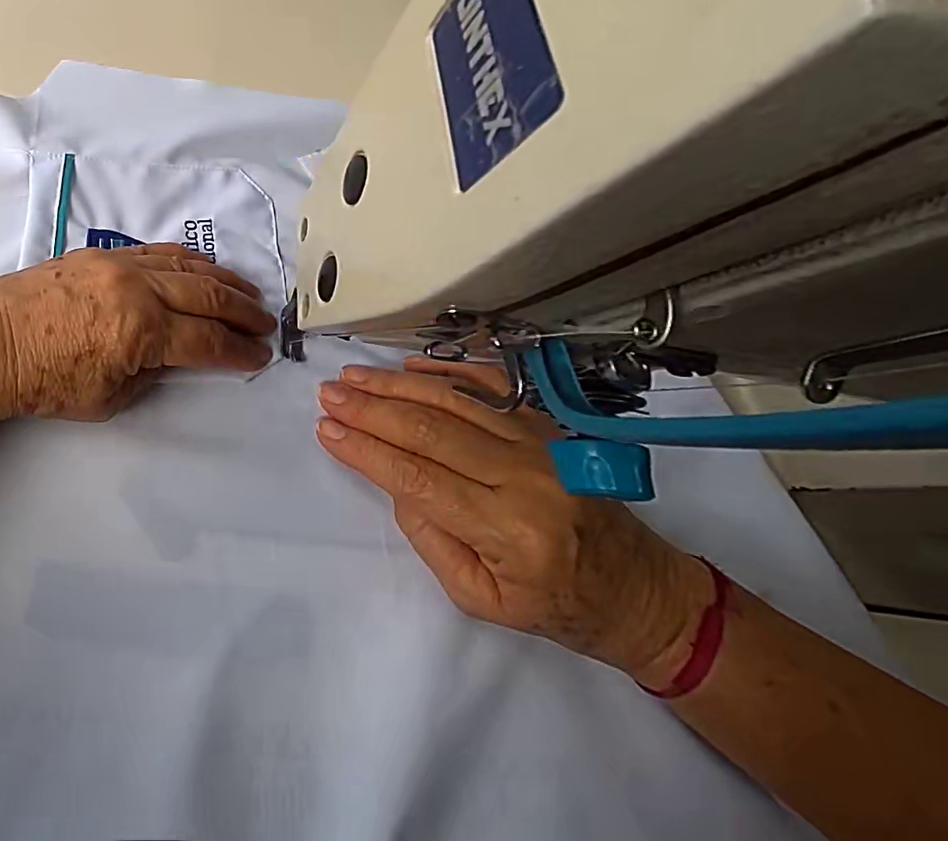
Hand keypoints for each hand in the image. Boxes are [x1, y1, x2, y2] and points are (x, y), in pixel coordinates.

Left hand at [0, 244, 275, 429]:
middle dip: (242, 311)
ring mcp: (115, 264)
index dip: (238, 351)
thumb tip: (168, 355)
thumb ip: (148, 373)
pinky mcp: (96, 255)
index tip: (259, 356)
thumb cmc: (38, 383)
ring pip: (184, 266)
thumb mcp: (104, 398)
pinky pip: (152, 252)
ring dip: (221, 280)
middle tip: (265, 323)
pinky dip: (183, 259)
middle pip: (205, 296)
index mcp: (141, 331)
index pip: (206, 340)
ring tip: (246, 292)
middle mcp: (135, 288)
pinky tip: (200, 266)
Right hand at [315, 357, 715, 686]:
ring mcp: (545, 448)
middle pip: (432, 431)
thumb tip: (396, 480)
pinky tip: (410, 364)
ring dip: (397, 386)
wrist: (644, 593)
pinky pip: (496, 389)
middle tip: (328, 394)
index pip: (417, 479)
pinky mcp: (552, 432)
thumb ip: (430, 537)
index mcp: (510, 531)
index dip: (366, 451)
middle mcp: (529, 480)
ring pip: (456, 403)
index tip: (326, 430)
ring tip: (352, 376)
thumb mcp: (478, 597)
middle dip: (371, 410)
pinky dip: (450, 371)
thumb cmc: (555, 605)